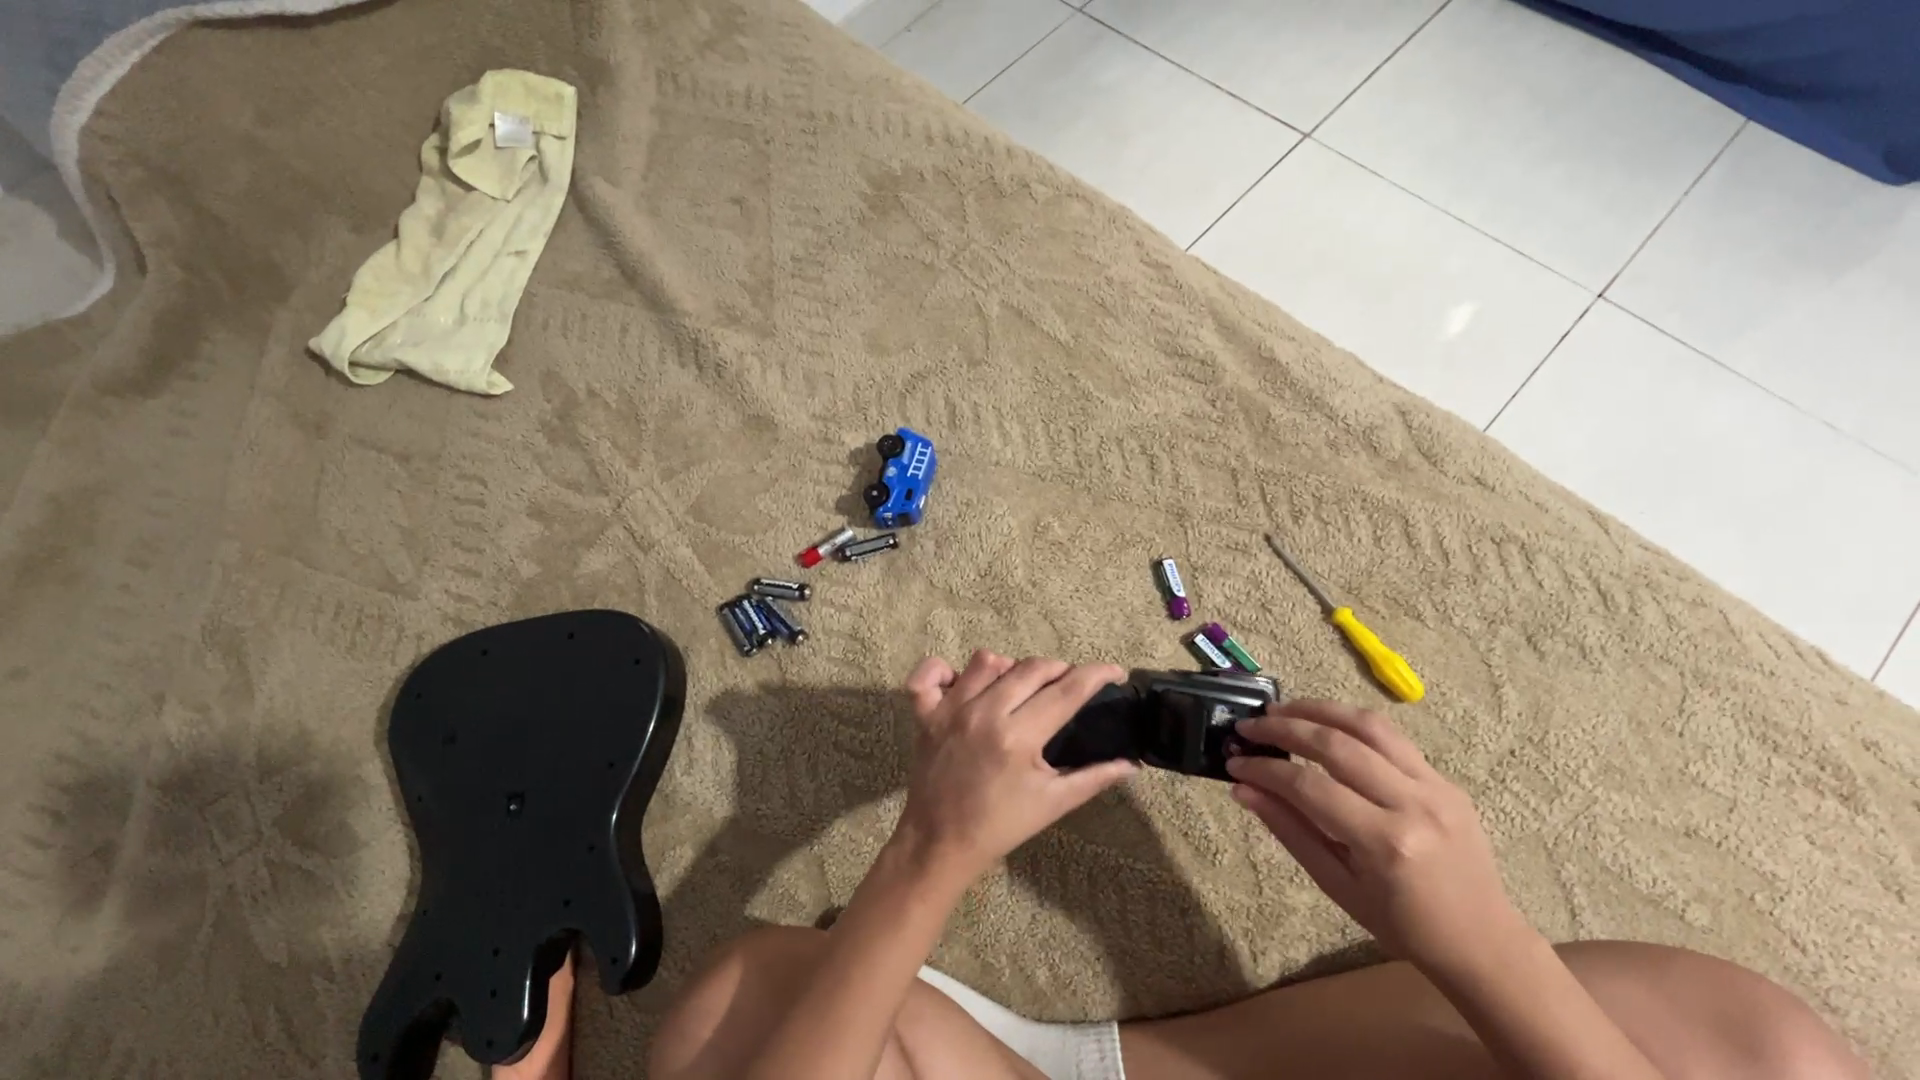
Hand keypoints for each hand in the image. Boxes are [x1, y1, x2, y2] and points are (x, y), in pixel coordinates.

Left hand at [893, 651, 1139, 883]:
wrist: (941, 843)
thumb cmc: (1001, 825)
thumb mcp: (1053, 803)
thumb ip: (1094, 778)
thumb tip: (1131, 764)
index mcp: (1019, 736)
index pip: (1067, 690)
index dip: (1097, 675)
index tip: (1115, 672)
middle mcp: (984, 713)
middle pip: (1031, 668)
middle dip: (1059, 669)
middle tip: (1069, 684)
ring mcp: (950, 709)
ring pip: (986, 661)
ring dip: (1011, 667)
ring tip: (1021, 686)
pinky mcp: (924, 713)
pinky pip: (930, 672)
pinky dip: (945, 669)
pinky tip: (963, 683)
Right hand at [1227, 699, 1525, 972]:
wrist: (1482, 940)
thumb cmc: (1402, 924)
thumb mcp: (1337, 885)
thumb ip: (1289, 830)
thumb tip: (1243, 790)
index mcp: (1385, 842)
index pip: (1310, 787)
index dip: (1265, 770)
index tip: (1234, 763)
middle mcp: (1413, 804)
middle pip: (1337, 745)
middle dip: (1285, 728)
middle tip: (1249, 726)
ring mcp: (1436, 786)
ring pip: (1369, 726)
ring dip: (1319, 710)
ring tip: (1283, 710)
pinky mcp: (1446, 779)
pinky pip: (1393, 738)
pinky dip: (1351, 724)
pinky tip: (1325, 725)